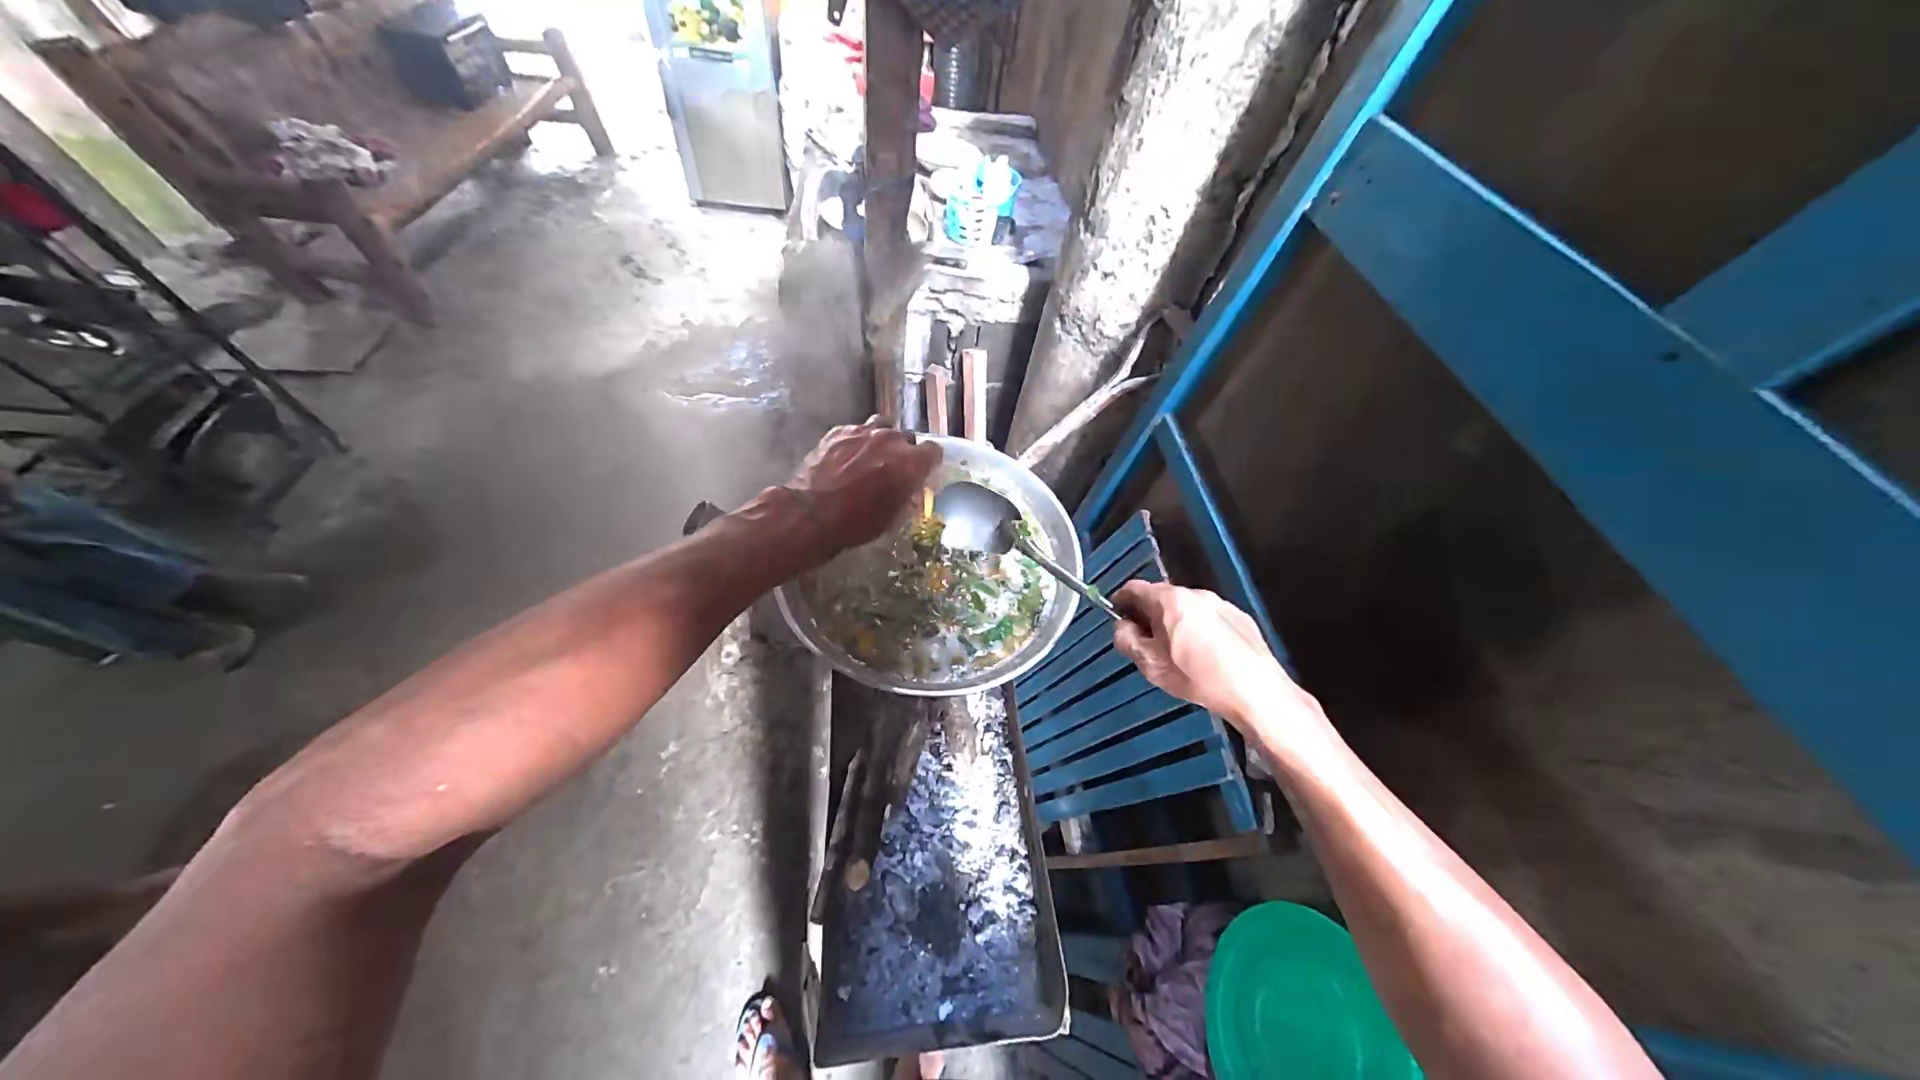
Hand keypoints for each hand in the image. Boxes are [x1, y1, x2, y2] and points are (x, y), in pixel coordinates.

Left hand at [787, 418, 940, 550]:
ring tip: (871, 457)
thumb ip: (908, 494)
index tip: (922, 471)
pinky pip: (856, 430)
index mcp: (911, 462)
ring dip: (881, 440)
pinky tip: (847, 457)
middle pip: (906, 438)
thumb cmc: (857, 522)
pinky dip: (857, 441)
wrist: (812, 514)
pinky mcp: (838, 432)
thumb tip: (912, 488)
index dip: (928, 462)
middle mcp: (891, 440)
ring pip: (882, 427)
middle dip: (903, 452)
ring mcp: (863, 431)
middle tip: (892, 470)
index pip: (933, 451)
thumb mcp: (894, 516)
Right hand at [1112, 582, 1317, 731]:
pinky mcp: (1239, 617)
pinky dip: (1199, 630)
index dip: (1121, 602)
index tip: (1118, 617)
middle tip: (1146, 643)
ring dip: (1175, 623)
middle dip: (1149, 615)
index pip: (1134, 588)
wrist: (1255, 691)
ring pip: (1185, 608)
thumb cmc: (1199, 677)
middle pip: (1161, 597)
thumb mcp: (1150, 664)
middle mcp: (1195, 594)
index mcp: (1169, 601)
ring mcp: (1220, 604)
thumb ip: (1127, 640)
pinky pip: (1208, 618)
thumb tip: (1122, 627)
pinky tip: (1205, 656)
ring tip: (1178, 654)